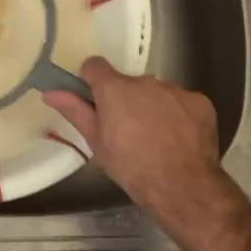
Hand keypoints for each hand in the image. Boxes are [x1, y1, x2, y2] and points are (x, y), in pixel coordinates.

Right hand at [43, 58, 250, 250]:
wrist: (182, 185)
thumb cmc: (130, 166)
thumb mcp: (95, 141)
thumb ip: (74, 111)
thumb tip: (50, 92)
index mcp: (115, 89)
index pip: (95, 66)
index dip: (91, 80)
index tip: (93, 100)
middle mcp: (146, 81)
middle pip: (128, 83)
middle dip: (125, 100)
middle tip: (124, 130)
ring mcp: (176, 90)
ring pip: (156, 92)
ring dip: (151, 106)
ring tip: (154, 138)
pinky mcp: (200, 102)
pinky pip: (181, 102)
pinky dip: (176, 114)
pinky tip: (176, 138)